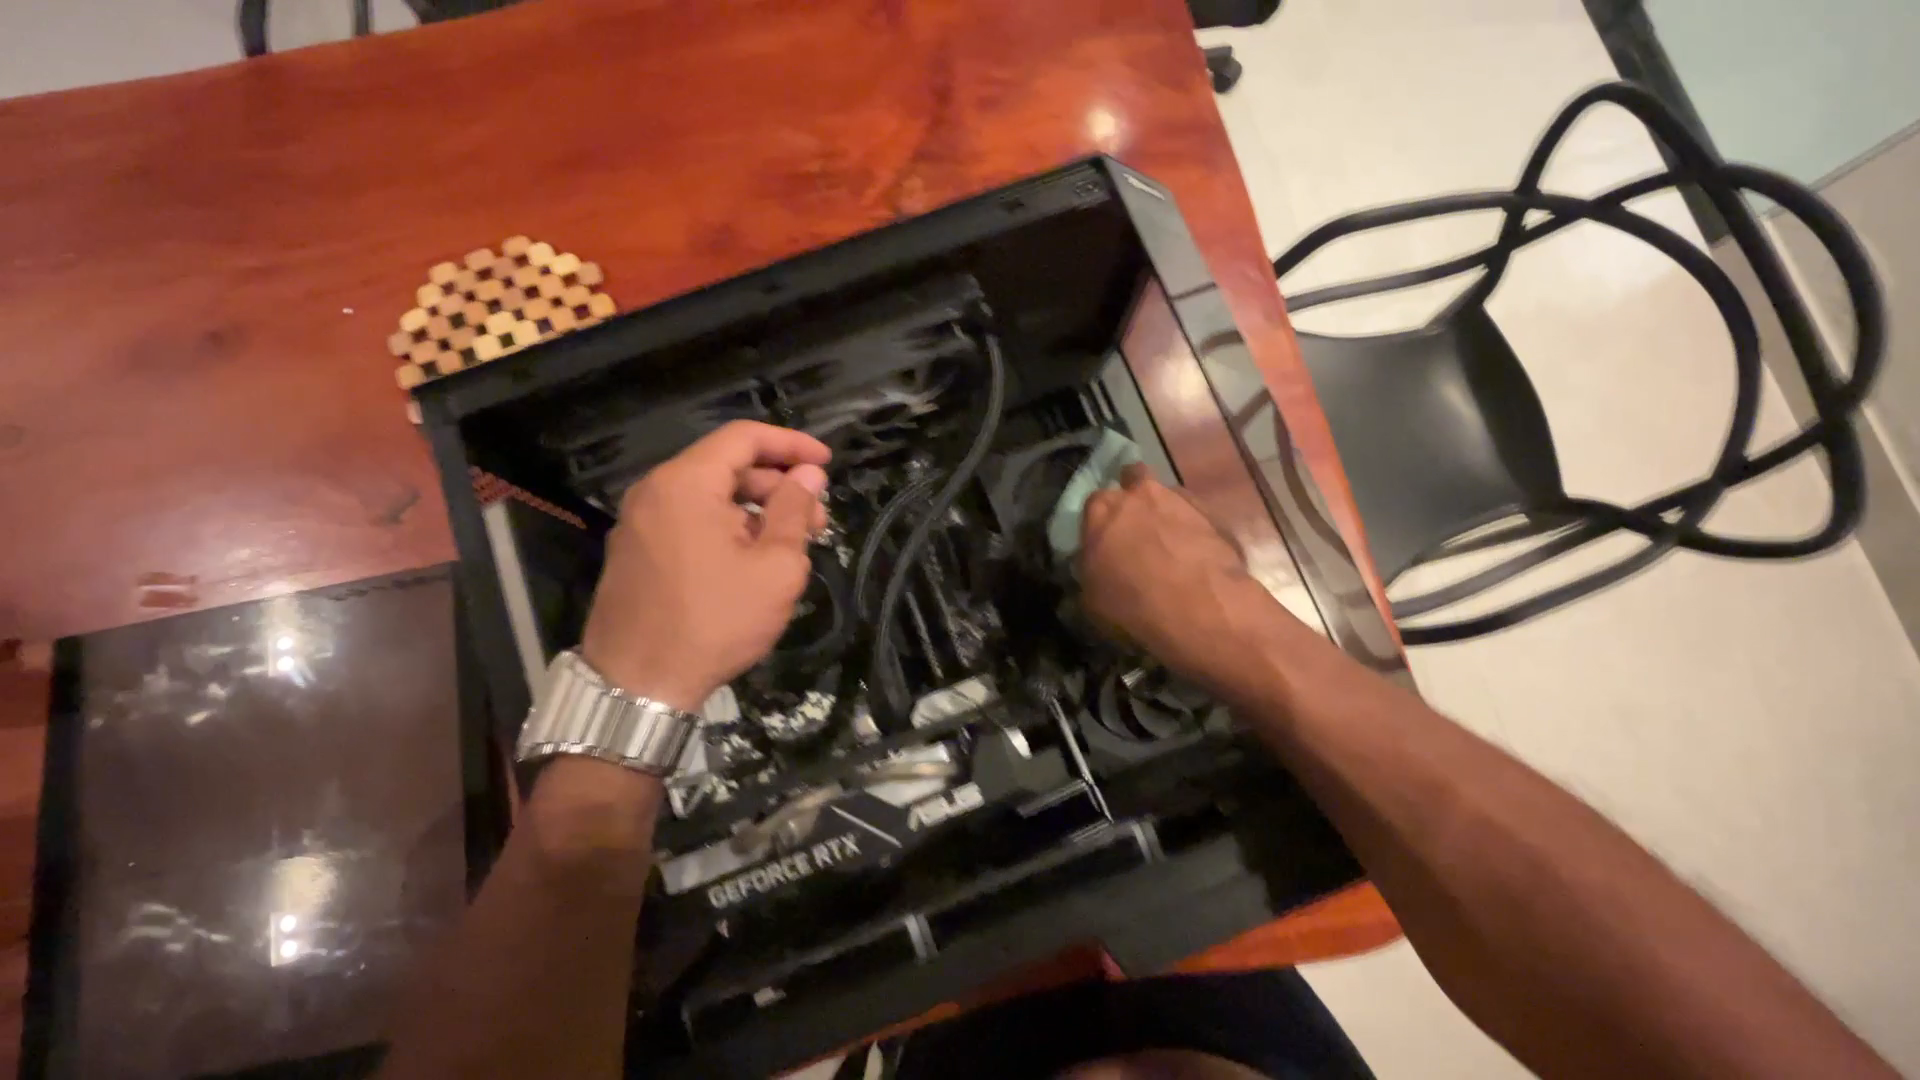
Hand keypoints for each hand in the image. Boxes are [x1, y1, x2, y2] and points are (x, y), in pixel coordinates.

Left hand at [580, 420, 830, 710]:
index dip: (792, 445)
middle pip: (726, 466)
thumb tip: (808, 475)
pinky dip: (725, 526)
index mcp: (686, 482)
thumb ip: (794, 511)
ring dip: (754, 510)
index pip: (744, 437)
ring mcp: (638, 522)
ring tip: (789, 545)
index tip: (827, 464)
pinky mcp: (634, 551)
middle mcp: (655, 490)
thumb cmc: (715, 621)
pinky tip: (750, 560)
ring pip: (707, 496)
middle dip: (778, 485)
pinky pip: (687, 520)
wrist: (637, 685)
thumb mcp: (775, 567)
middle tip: (817, 520)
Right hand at [1078, 464, 1253, 687]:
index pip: (1093, 503)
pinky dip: (1193, 527)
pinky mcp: (1213, 514)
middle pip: (1133, 478)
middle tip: (1136, 526)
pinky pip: (1196, 513)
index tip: (1103, 540)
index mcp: (1101, 510)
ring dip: (1165, 511)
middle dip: (1134, 496)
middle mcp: (1139, 494)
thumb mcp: (1090, 600)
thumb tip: (1095, 568)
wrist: (1199, 608)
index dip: (1099, 521)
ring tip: (1169, 543)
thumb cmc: (1132, 606)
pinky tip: (1195, 552)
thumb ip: (1090, 571)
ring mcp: (1179, 499)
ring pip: (1167, 494)